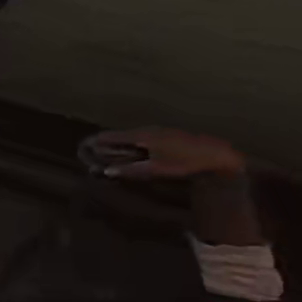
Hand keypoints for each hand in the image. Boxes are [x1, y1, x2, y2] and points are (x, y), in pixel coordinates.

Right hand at [83, 127, 243, 179]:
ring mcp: (156, 131)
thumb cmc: (186, 162)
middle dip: (105, 145)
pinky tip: (136, 156)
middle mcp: (144, 130)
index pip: (108, 136)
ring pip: (130, 137)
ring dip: (119, 146)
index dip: (93, 143)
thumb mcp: (157, 169)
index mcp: (139, 136)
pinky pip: (141, 138)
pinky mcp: (166, 135)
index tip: (82, 150)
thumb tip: (106, 171)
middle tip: (95, 157)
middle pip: (118, 135)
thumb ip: (130, 170)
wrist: (219, 155)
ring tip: (113, 158)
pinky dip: (132, 146)